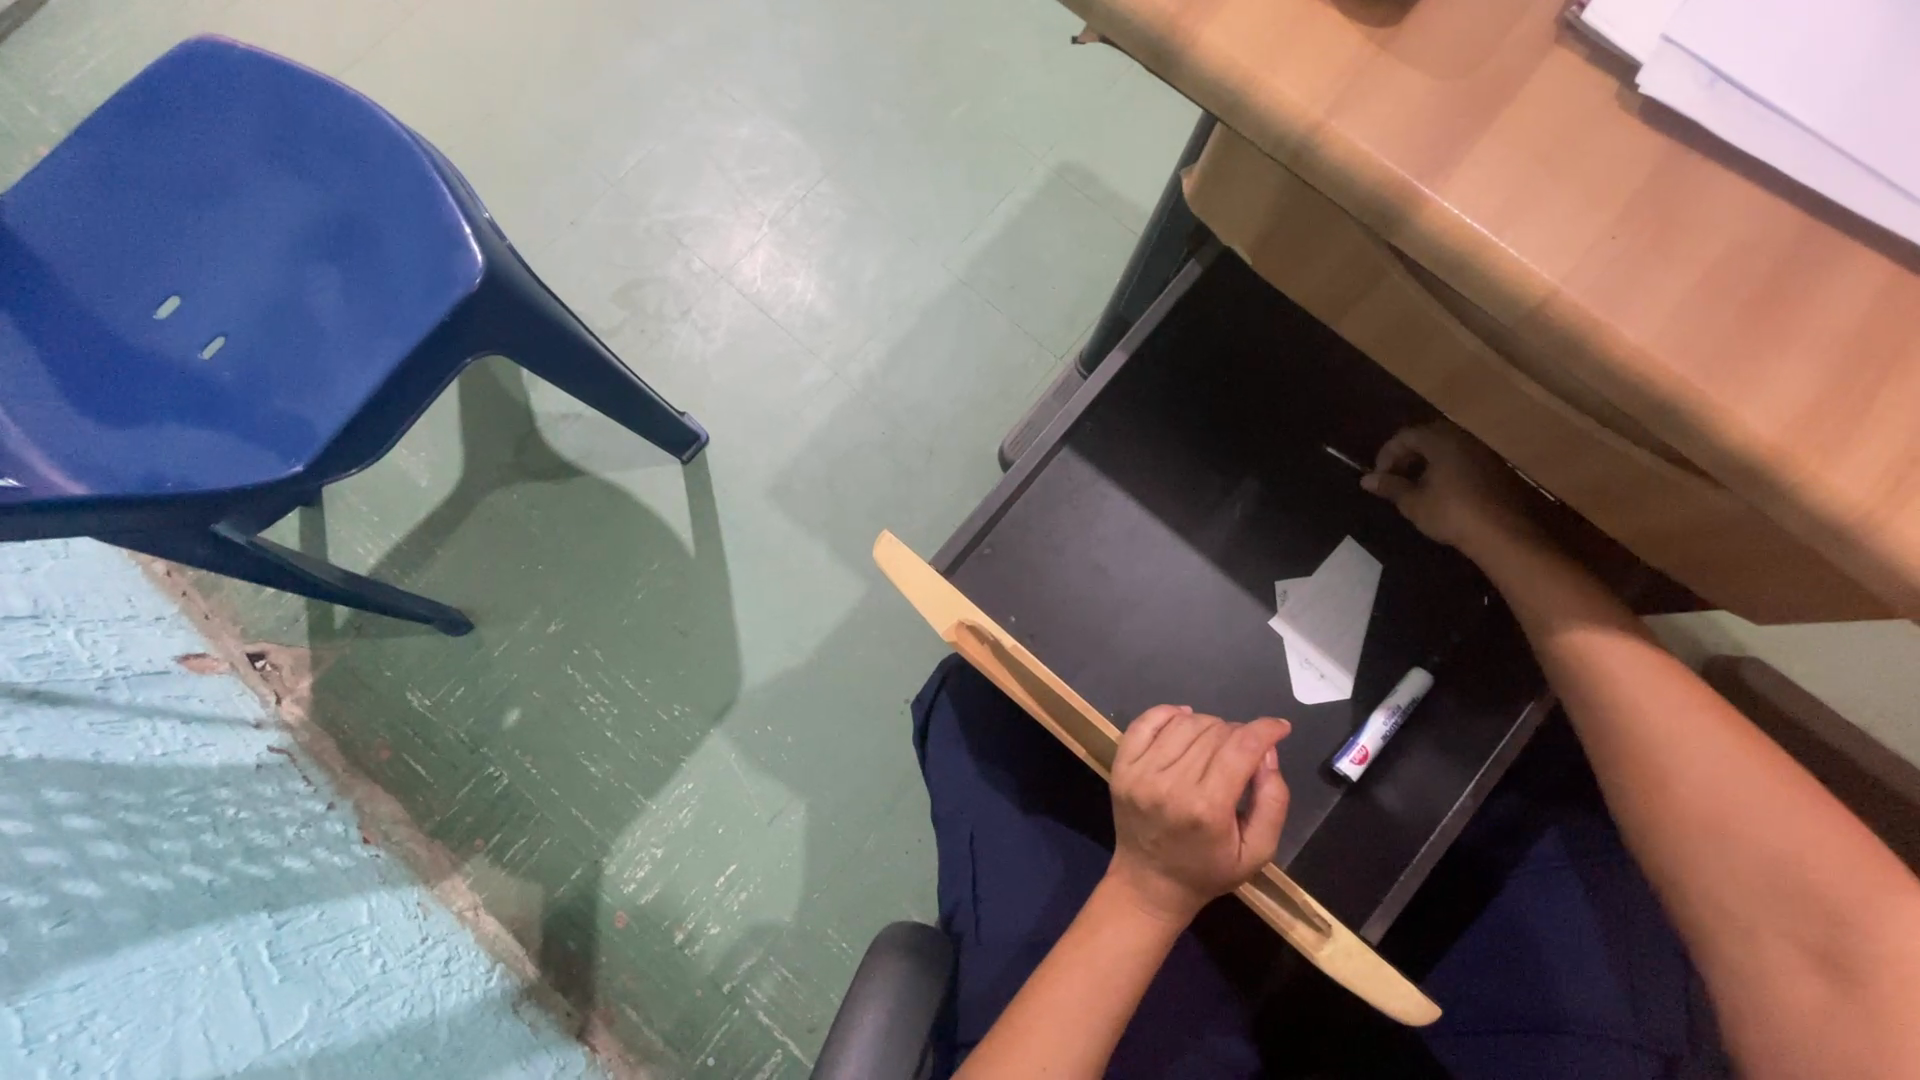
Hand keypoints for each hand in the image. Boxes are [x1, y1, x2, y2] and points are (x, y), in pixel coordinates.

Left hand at [1104, 707, 1291, 925]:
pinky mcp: (1121, 767)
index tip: (1279, 726)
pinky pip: (1145, 722)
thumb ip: (1273, 802)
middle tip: (1246, 749)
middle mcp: (1169, 784)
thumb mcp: (1257, 851)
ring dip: (1208, 724)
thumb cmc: (1208, 870)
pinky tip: (1184, 720)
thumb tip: (1268, 752)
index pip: (1241, 748)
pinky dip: (1168, 714)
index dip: (1265, 730)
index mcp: (1207, 808)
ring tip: (1218, 741)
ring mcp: (1140, 773)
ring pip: (1184, 723)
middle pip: (1214, 732)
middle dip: (1240, 733)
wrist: (1149, 883)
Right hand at [1362, 421, 1546, 559]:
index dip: (1386, 454)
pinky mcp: (1496, 469)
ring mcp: (1483, 453)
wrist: (1504, 534)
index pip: (1406, 435)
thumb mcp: (1413, 502)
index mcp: (1441, 442)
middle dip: (1407, 455)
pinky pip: (1463, 459)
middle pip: (1428, 436)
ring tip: (1415, 486)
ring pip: (1447, 447)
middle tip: (1395, 477)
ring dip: (1426, 461)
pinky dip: (1445, 468)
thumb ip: (1390, 487)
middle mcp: (1463, 440)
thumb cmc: (1451, 514)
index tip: (1379, 477)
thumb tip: (1366, 480)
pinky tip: (1440, 491)